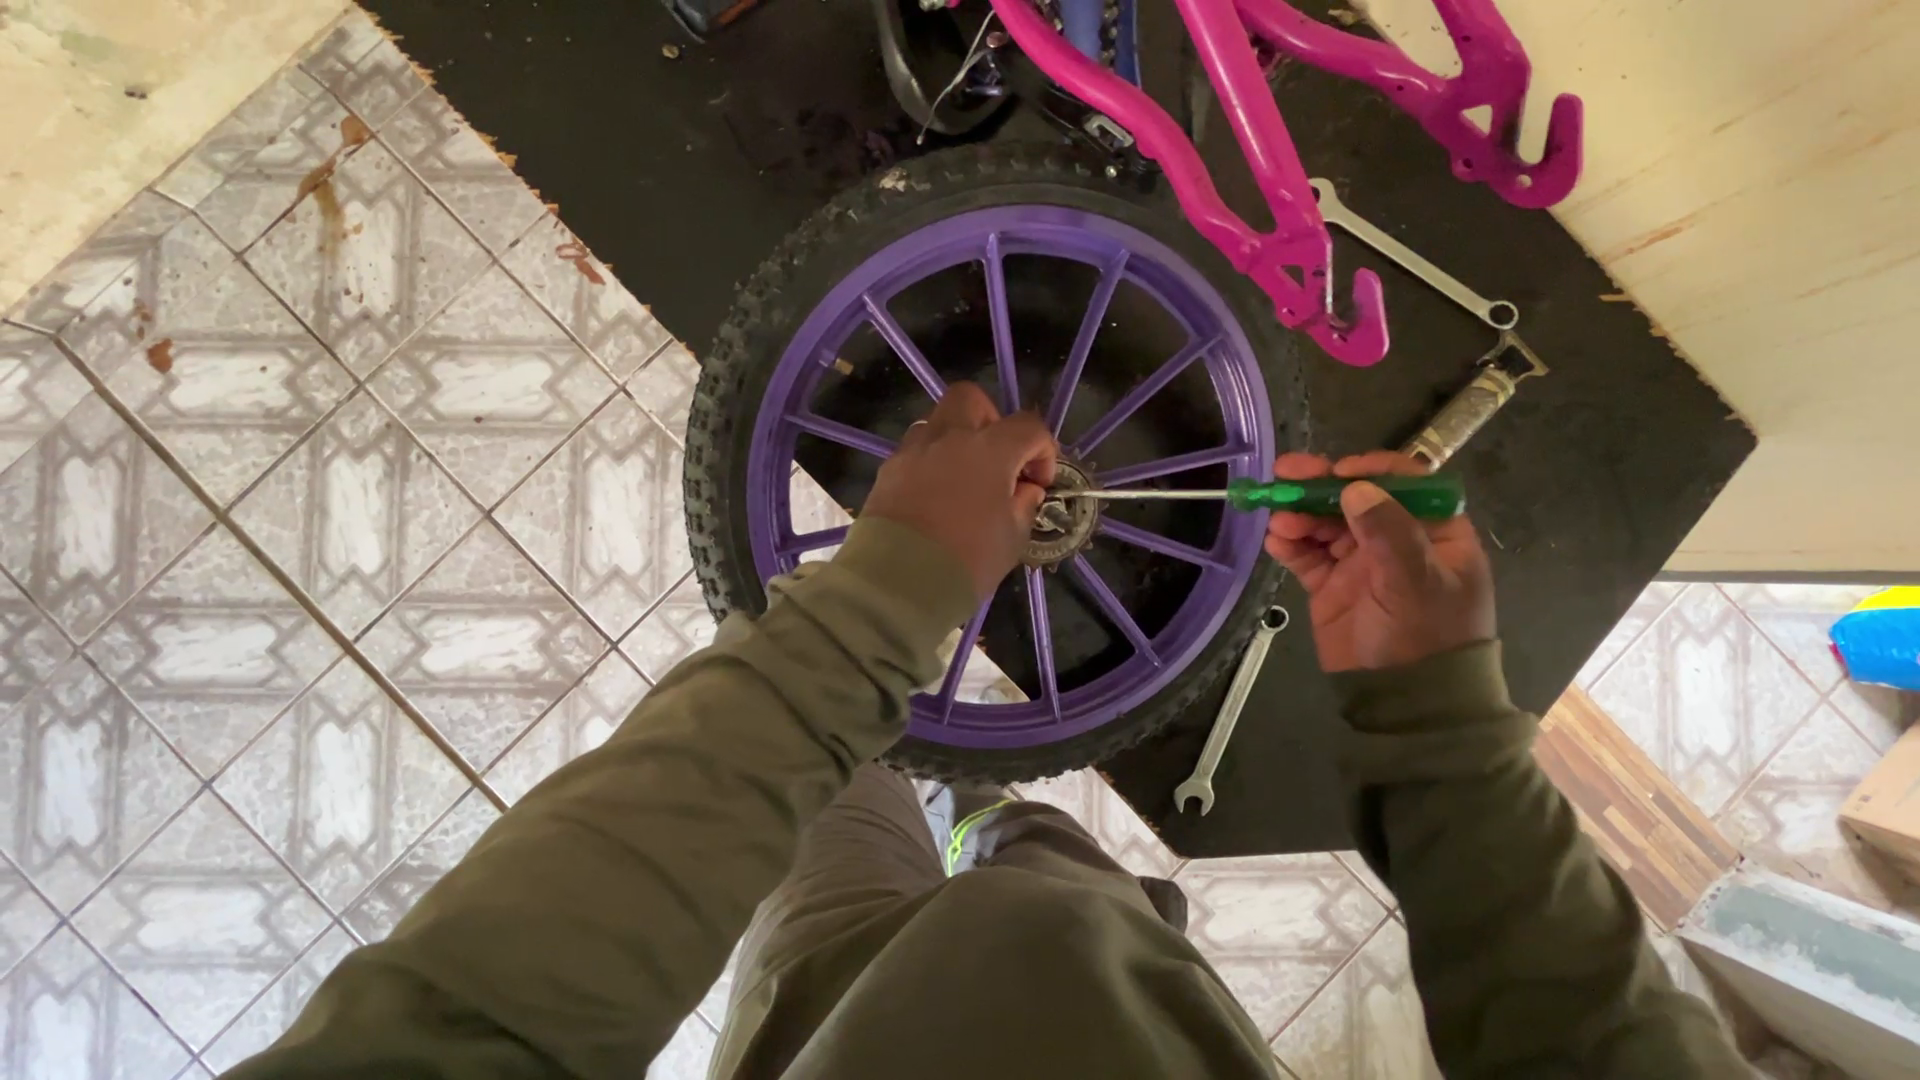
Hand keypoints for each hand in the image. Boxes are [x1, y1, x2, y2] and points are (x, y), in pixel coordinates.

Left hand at [862, 383, 1056, 601]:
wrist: (898, 582)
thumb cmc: (967, 560)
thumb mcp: (1013, 538)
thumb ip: (1024, 504)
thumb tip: (1024, 489)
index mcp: (990, 450)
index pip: (1028, 427)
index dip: (1043, 451)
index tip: (1039, 484)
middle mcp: (950, 438)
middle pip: (972, 399)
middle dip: (991, 421)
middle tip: (998, 459)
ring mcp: (914, 451)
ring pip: (938, 421)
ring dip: (957, 440)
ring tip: (965, 479)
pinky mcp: (888, 470)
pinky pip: (915, 451)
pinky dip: (931, 462)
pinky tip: (936, 496)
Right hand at [1262, 451, 1493, 672]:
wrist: (1402, 700)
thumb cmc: (1423, 637)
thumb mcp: (1415, 583)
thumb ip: (1389, 533)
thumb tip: (1355, 487)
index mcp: (1434, 534)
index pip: (1406, 485)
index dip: (1372, 471)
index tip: (1339, 471)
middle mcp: (1396, 541)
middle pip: (1355, 499)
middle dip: (1320, 486)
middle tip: (1286, 474)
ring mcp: (1360, 564)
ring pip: (1325, 525)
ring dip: (1300, 516)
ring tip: (1280, 520)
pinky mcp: (1330, 586)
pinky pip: (1306, 556)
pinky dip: (1289, 545)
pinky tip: (1276, 541)